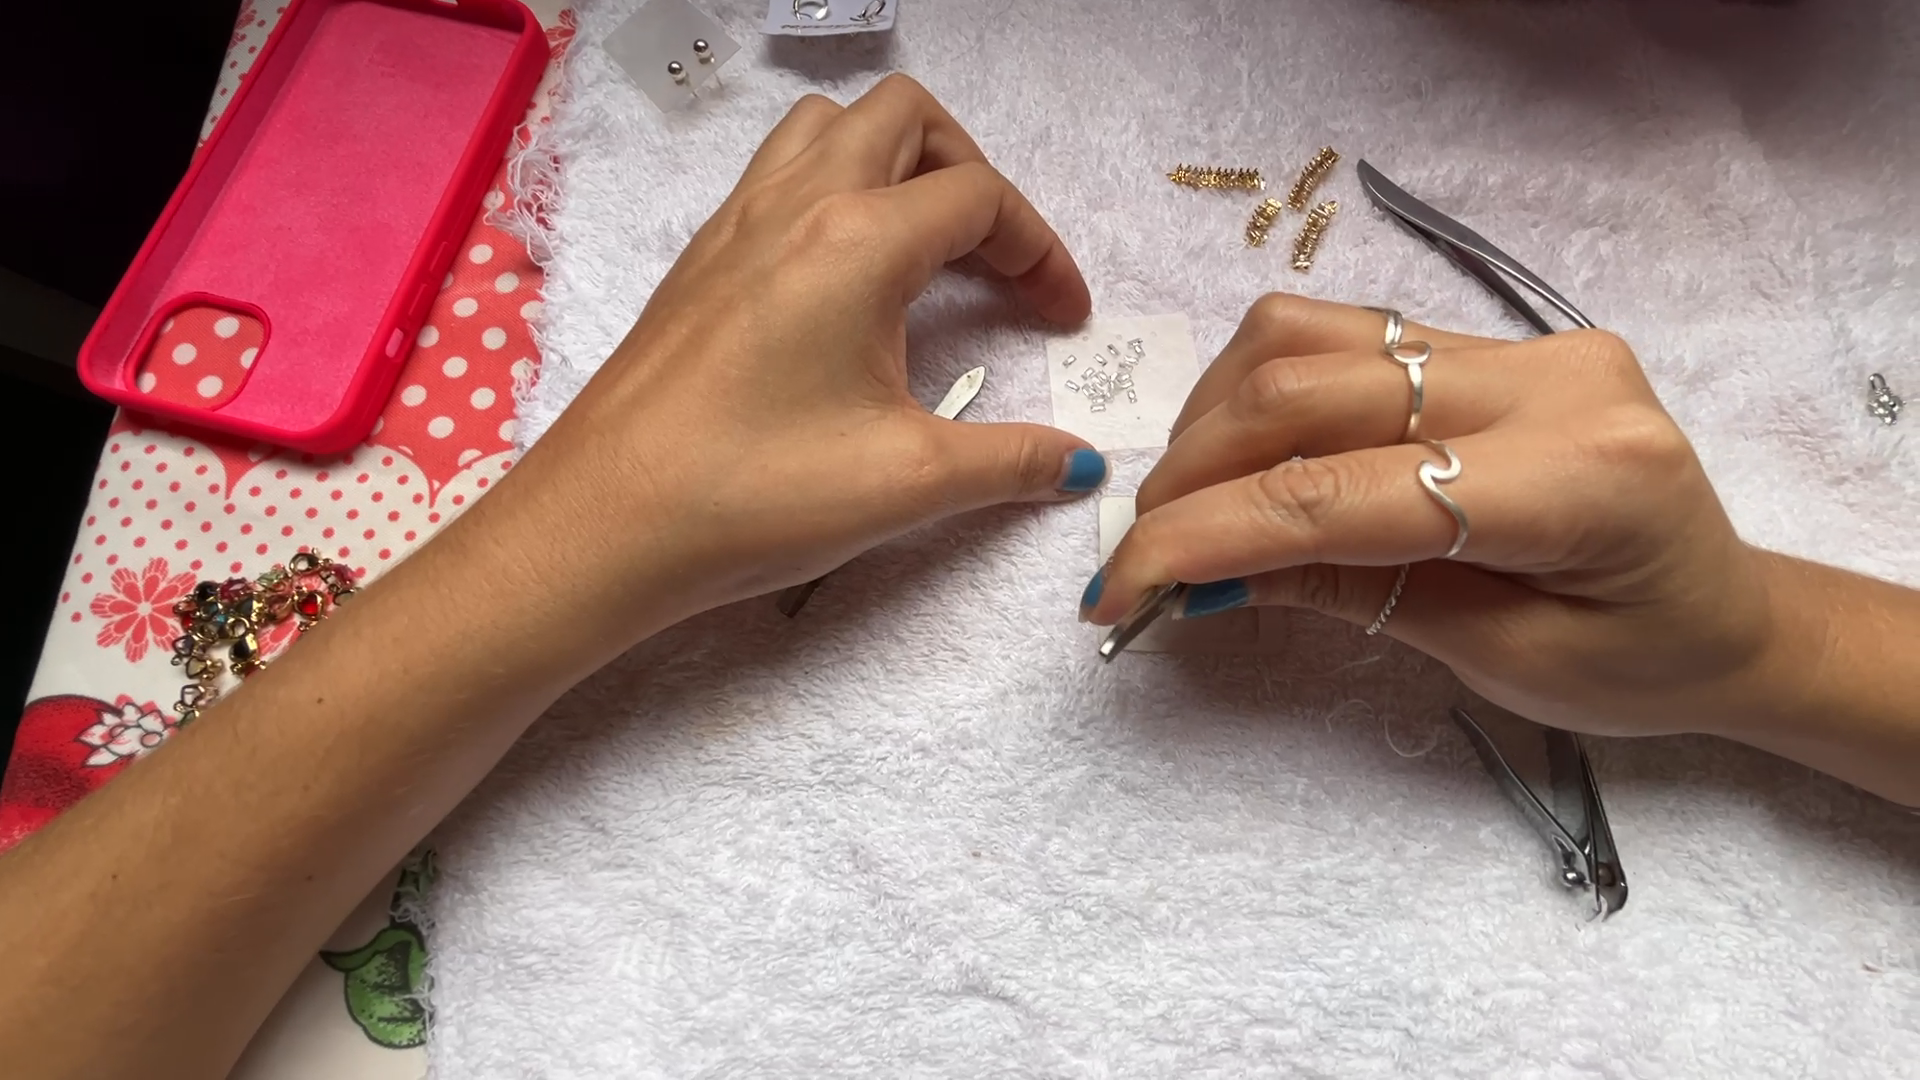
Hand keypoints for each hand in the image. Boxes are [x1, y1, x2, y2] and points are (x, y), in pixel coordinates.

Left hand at [496, 75, 1106, 635]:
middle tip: (996, 265)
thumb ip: (1012, 461)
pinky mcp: (701, 261)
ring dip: (898, 168)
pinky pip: (780, 178)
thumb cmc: (759, 495)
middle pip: (907, 122)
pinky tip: (845, 281)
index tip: (1066, 317)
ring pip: (833, 131)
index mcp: (856, 242)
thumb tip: (1083, 463)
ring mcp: (735, 224)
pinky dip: (837, 194)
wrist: (606, 526)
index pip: (980, 200)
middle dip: (975, 178)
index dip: (1042, 252)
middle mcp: (795, 203)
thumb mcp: (910, 481)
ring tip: (925, 250)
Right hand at [1082, 294, 1778, 737]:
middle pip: (1296, 397)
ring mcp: (1507, 339)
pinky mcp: (1470, 333)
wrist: (1719, 607)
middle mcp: (1543, 377)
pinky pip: (1319, 331)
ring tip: (1184, 500)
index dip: (1199, 541)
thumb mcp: (1480, 655)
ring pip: (1293, 342)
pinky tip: (1234, 445)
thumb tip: (1192, 579)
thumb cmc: (1626, 662)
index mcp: (1576, 480)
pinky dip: (1243, 388)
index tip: (1116, 592)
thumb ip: (1333, 593)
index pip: (1330, 498)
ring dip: (1203, 425)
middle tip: (1139, 552)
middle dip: (1186, 481)